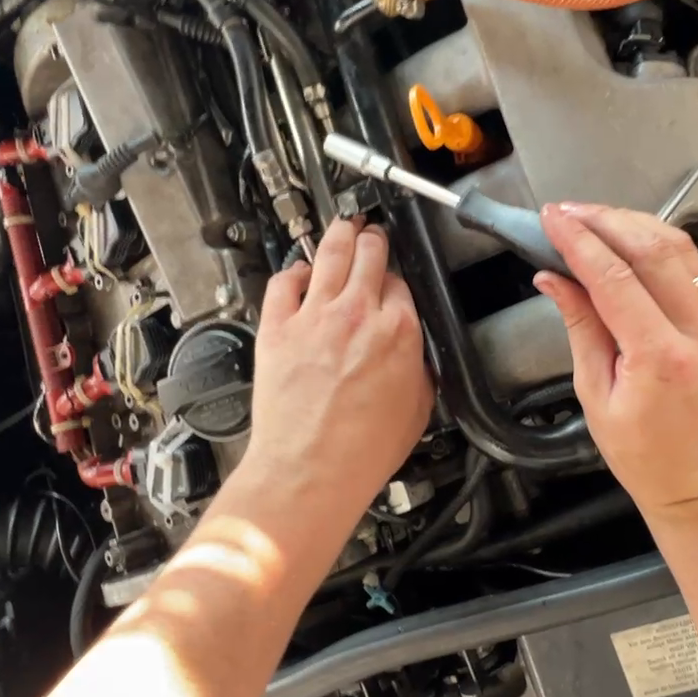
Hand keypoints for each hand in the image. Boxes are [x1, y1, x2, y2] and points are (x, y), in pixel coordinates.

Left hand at [242, 218, 432, 503]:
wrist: (310, 470)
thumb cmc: (361, 450)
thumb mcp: (418, 409)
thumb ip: (419, 370)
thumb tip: (414, 357)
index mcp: (399, 331)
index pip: (400, 283)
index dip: (397, 281)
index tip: (393, 283)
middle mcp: (358, 314)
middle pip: (369, 253)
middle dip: (373, 240)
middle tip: (372, 235)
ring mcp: (315, 316)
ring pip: (330, 253)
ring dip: (340, 234)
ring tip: (343, 225)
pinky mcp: (278, 327)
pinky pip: (283, 282)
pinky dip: (293, 270)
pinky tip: (299, 269)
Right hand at [533, 203, 697, 512]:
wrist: (695, 479)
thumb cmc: (641, 452)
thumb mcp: (594, 394)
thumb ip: (580, 327)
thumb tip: (553, 278)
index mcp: (660, 357)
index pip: (615, 279)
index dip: (579, 242)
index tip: (551, 219)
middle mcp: (697, 331)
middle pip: (652, 250)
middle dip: (604, 221)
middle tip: (566, 212)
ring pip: (678, 247)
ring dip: (631, 223)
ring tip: (590, 217)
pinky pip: (690, 264)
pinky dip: (656, 240)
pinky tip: (626, 235)